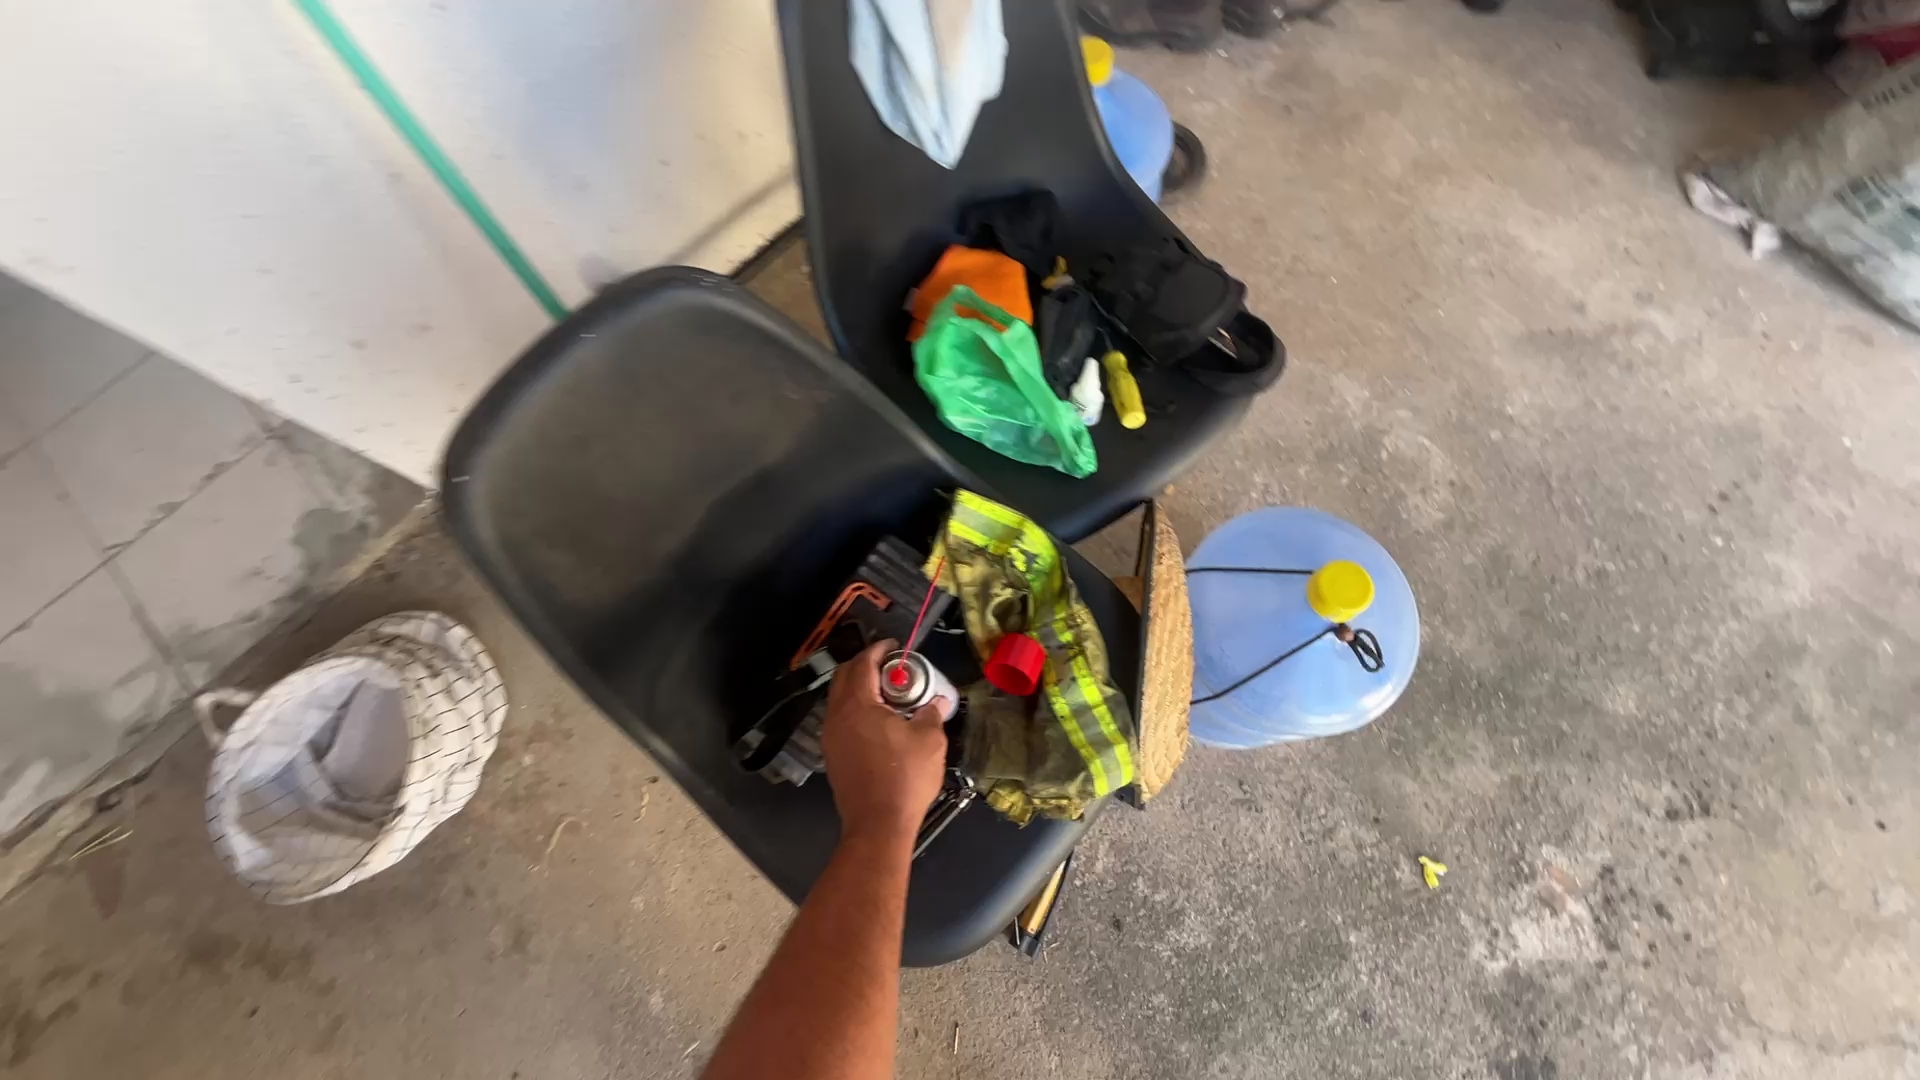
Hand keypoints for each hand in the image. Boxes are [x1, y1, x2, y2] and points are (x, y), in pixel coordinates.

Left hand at [821, 640, 950, 846]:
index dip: (878, 650)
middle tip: (890, 666)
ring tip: (886, 692)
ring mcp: (831, 737)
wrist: (878, 825)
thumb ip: (932, 714)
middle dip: (865, 665)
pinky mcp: (832, 756)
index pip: (862, 664)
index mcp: (858, 705)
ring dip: (859, 688)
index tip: (895, 647)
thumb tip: (938, 702)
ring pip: (840, 699)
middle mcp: (837, 716)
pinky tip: (878, 720)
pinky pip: (840, 719)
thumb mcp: (929, 741)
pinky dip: (856, 709)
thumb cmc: (905, 778)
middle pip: (844, 677)